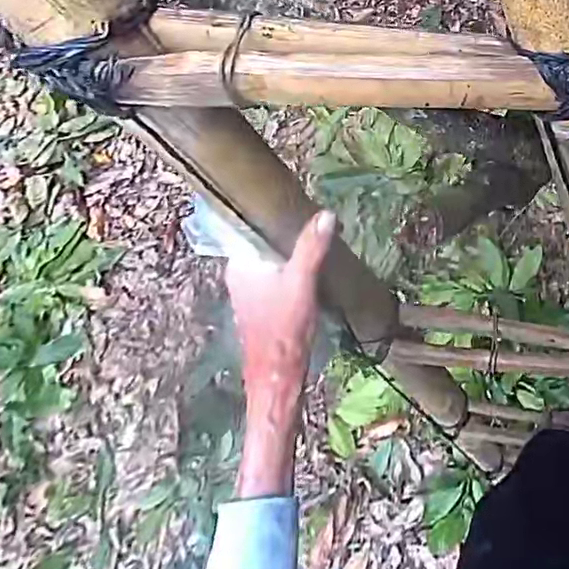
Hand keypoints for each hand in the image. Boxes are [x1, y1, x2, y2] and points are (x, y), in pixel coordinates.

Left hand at [225, 209, 334, 497]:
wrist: (278, 375)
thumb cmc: (283, 327)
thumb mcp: (301, 283)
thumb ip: (311, 248)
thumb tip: (327, 213)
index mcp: (240, 264)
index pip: (247, 224)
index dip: (265, 208)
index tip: (286, 192)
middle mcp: (241, 273)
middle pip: (262, 237)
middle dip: (283, 225)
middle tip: (310, 209)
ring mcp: (251, 288)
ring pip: (270, 254)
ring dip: (290, 245)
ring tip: (316, 231)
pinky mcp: (264, 300)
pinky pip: (276, 268)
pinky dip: (291, 261)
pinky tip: (312, 260)